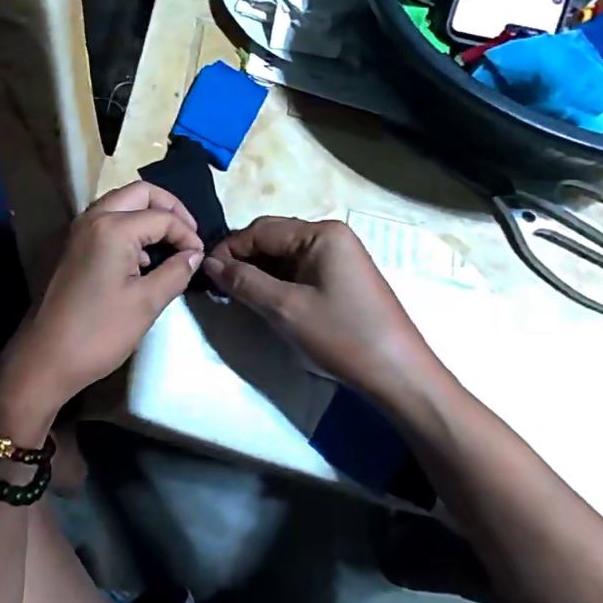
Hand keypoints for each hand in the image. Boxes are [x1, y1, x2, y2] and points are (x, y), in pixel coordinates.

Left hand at [0, 182, 202, 439]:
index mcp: (112, 228)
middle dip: (169, 207)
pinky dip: (130, 226)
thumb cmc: (98, 332)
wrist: (43, 360)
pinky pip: (107, 220)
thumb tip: (193, 254)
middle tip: (188, 232)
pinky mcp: (73, 247)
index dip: (187, 234)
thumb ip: (175, 272)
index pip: (162, 217)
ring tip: (170, 241)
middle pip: (139, 192)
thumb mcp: (146, 303)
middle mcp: (93, 218)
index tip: (199, 257)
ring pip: (121, 202)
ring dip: (148, 213)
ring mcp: (79, 231)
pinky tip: (143, 257)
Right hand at [202, 218, 441, 401]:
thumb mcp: (286, 309)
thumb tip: (210, 264)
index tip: (204, 272)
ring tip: (235, 295)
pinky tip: (263, 300)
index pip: (262, 230)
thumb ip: (245, 282)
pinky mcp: (342, 277)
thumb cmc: (342, 335)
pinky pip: (301, 270)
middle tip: (216, 286)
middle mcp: (331, 236)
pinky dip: (279, 282)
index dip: (230, 249)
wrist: (398, 372)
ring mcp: (339, 256)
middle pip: (274, 239)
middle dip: (244, 259)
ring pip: (286, 256)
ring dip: (259, 272)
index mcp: (321, 233)